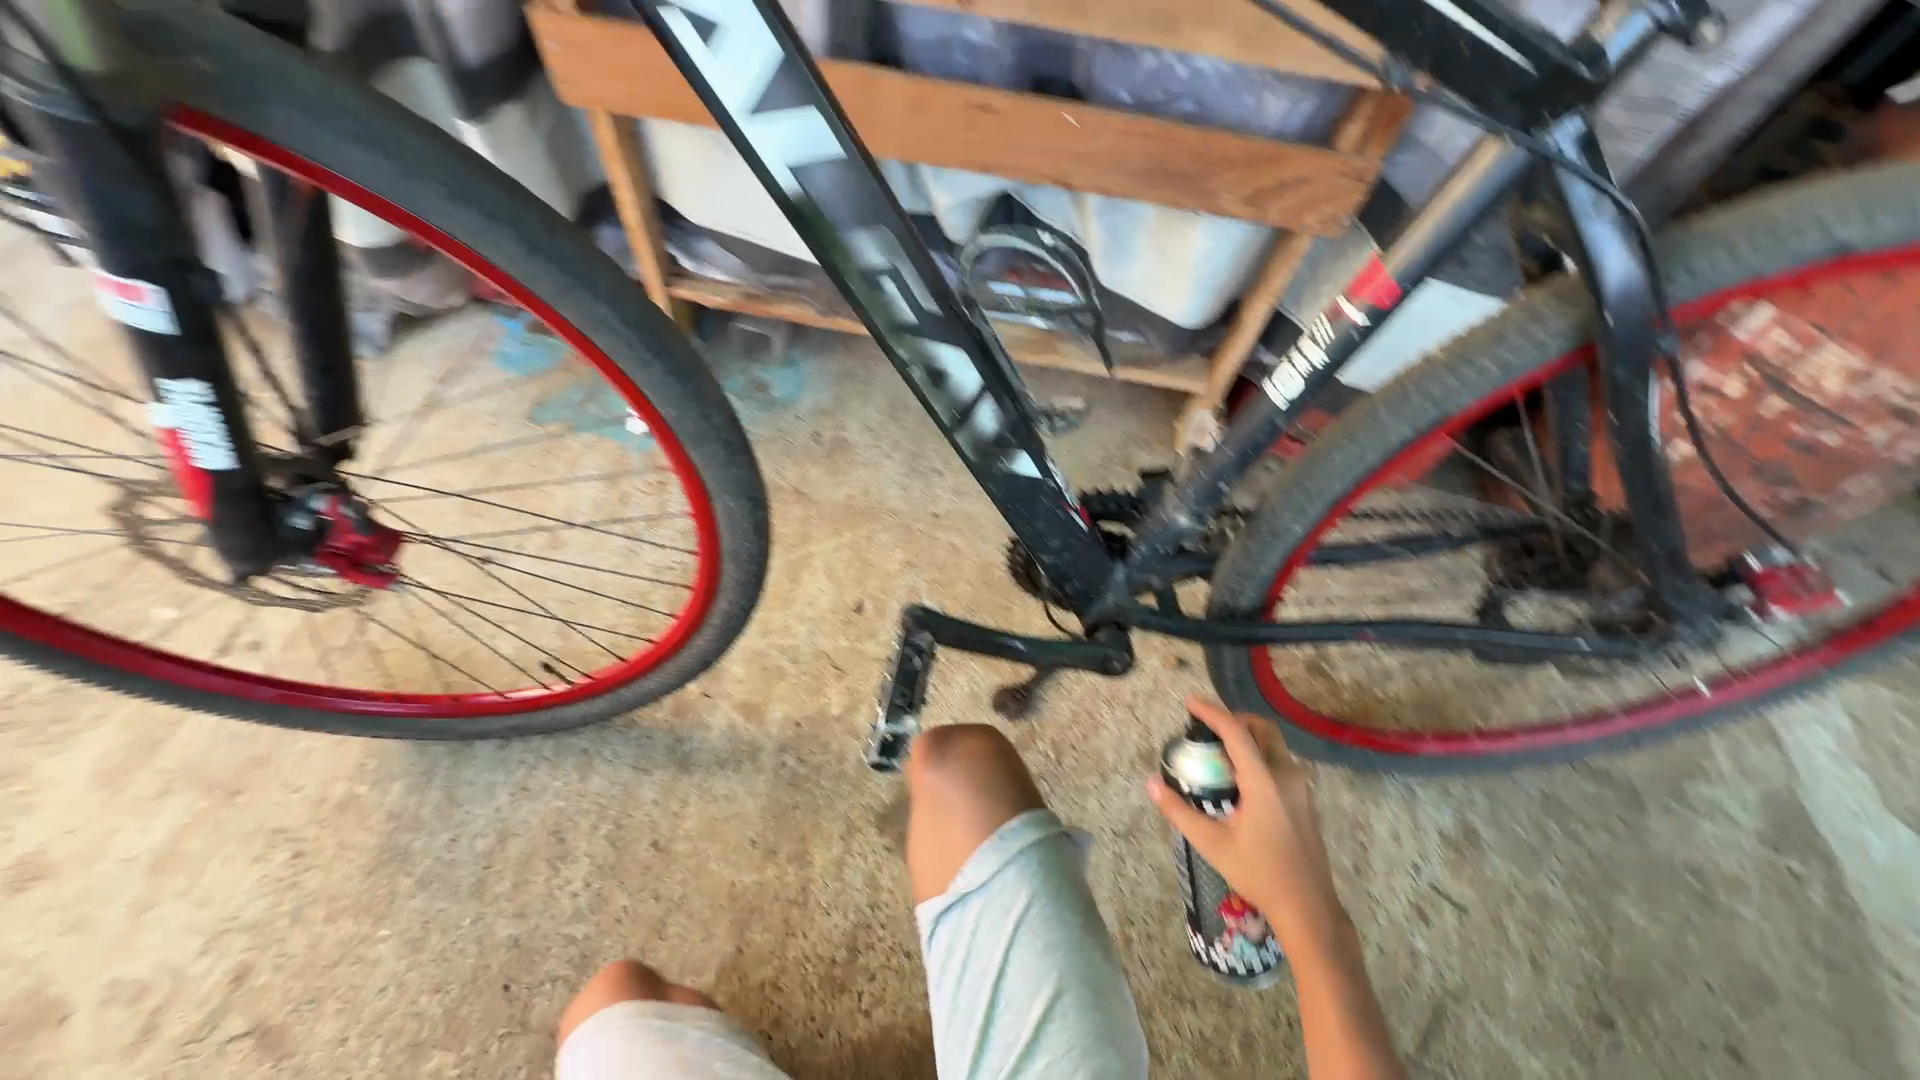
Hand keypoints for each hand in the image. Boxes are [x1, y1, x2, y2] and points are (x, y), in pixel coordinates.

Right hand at [1147, 696, 1345, 948]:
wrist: (1307, 905)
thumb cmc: (1258, 873)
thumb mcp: (1211, 844)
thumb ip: (1178, 811)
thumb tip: (1151, 783)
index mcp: (1264, 781)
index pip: (1236, 733)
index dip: (1212, 713)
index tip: (1190, 702)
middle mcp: (1286, 775)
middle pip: (1262, 729)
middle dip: (1235, 719)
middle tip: (1208, 728)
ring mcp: (1301, 786)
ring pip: (1274, 744)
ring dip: (1248, 738)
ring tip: (1220, 754)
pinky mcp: (1306, 799)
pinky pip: (1281, 762)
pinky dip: (1260, 755)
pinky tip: (1241, 781)